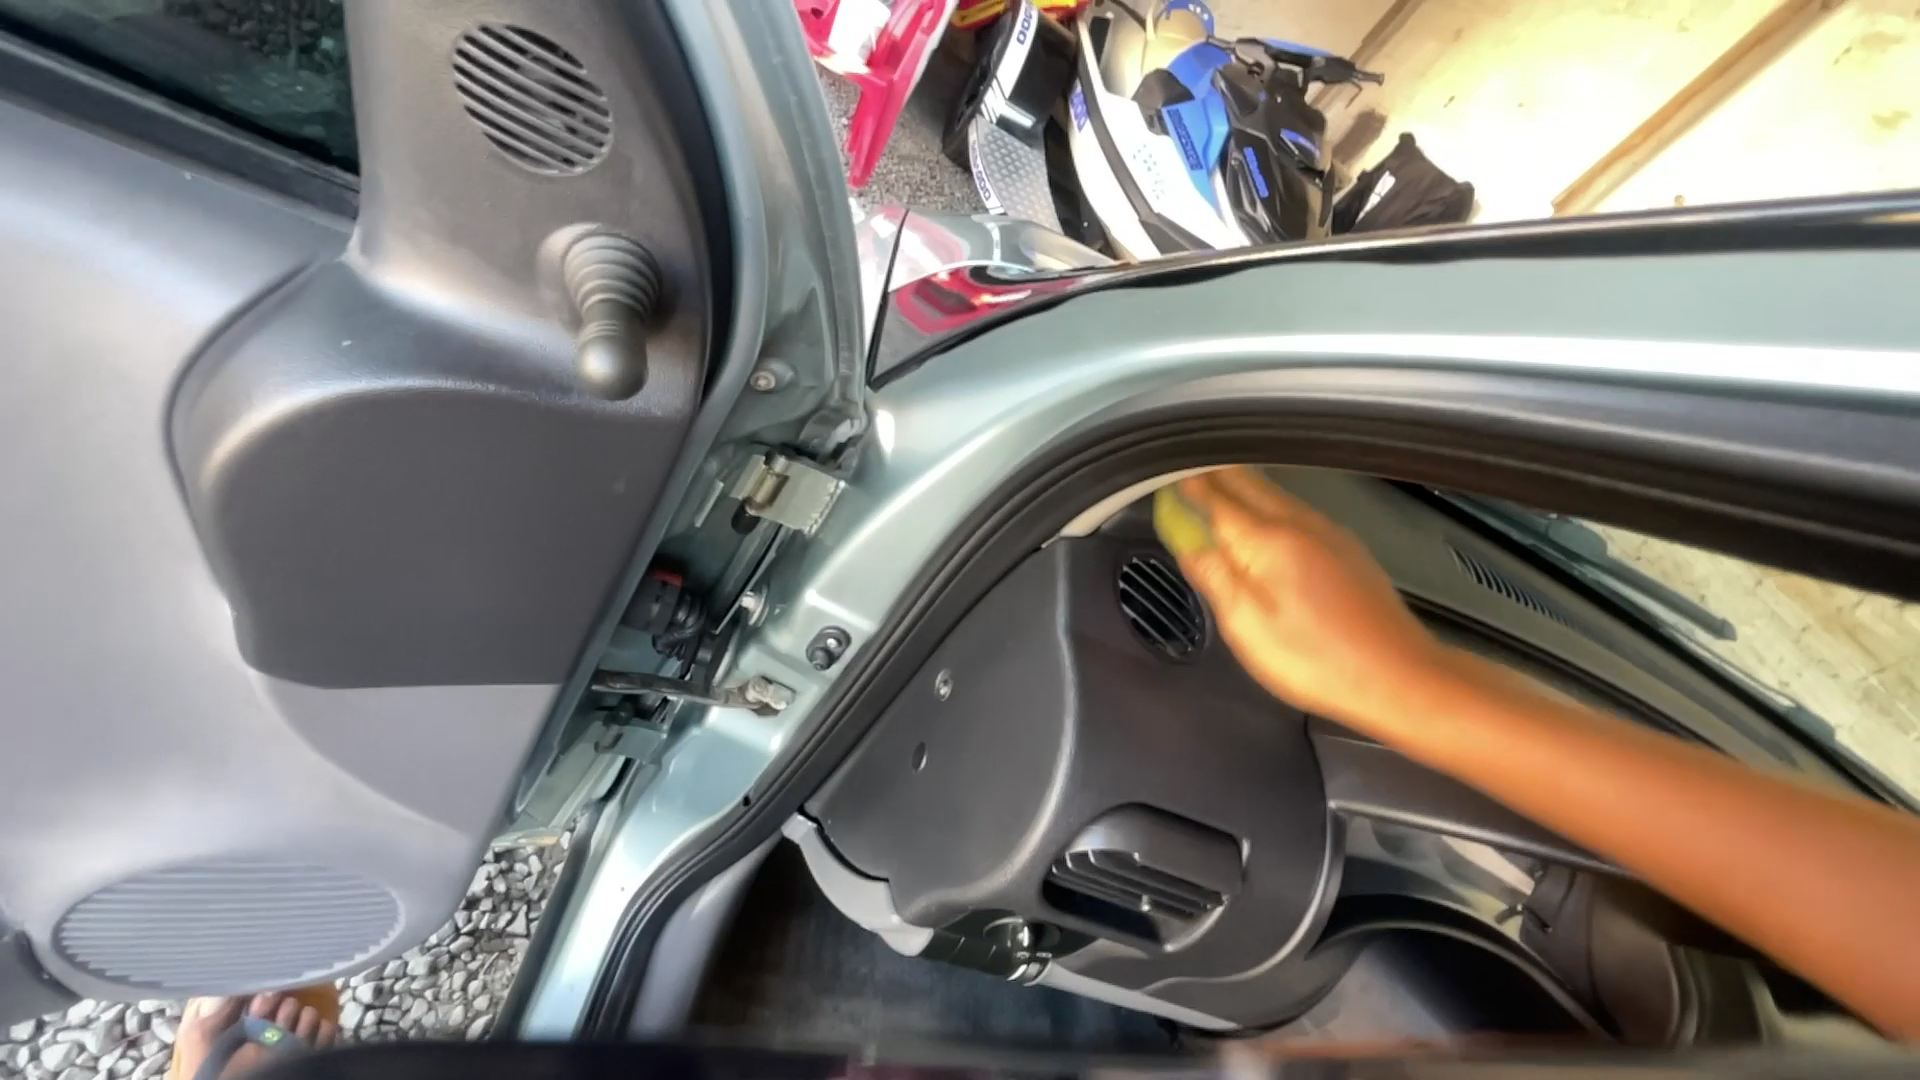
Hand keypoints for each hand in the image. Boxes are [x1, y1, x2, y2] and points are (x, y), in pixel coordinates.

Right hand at [1166, 468, 1445, 725]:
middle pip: (1248, 484)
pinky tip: (1264, 511)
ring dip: (1242, 483)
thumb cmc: (1313, 658)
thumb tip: (1184, 538)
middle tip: (1188, 467)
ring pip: (1275, 493)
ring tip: (1217, 480)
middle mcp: (1298, 524)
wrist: (1400, 677)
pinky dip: (1268, 501)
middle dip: (1215, 474)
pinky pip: (1296, 509)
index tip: (1165, 474)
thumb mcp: (1245, 624)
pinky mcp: (1347, 548)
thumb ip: (1211, 574)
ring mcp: (1328, 533)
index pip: (1216, 499)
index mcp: (1267, 540)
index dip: (1189, 486)